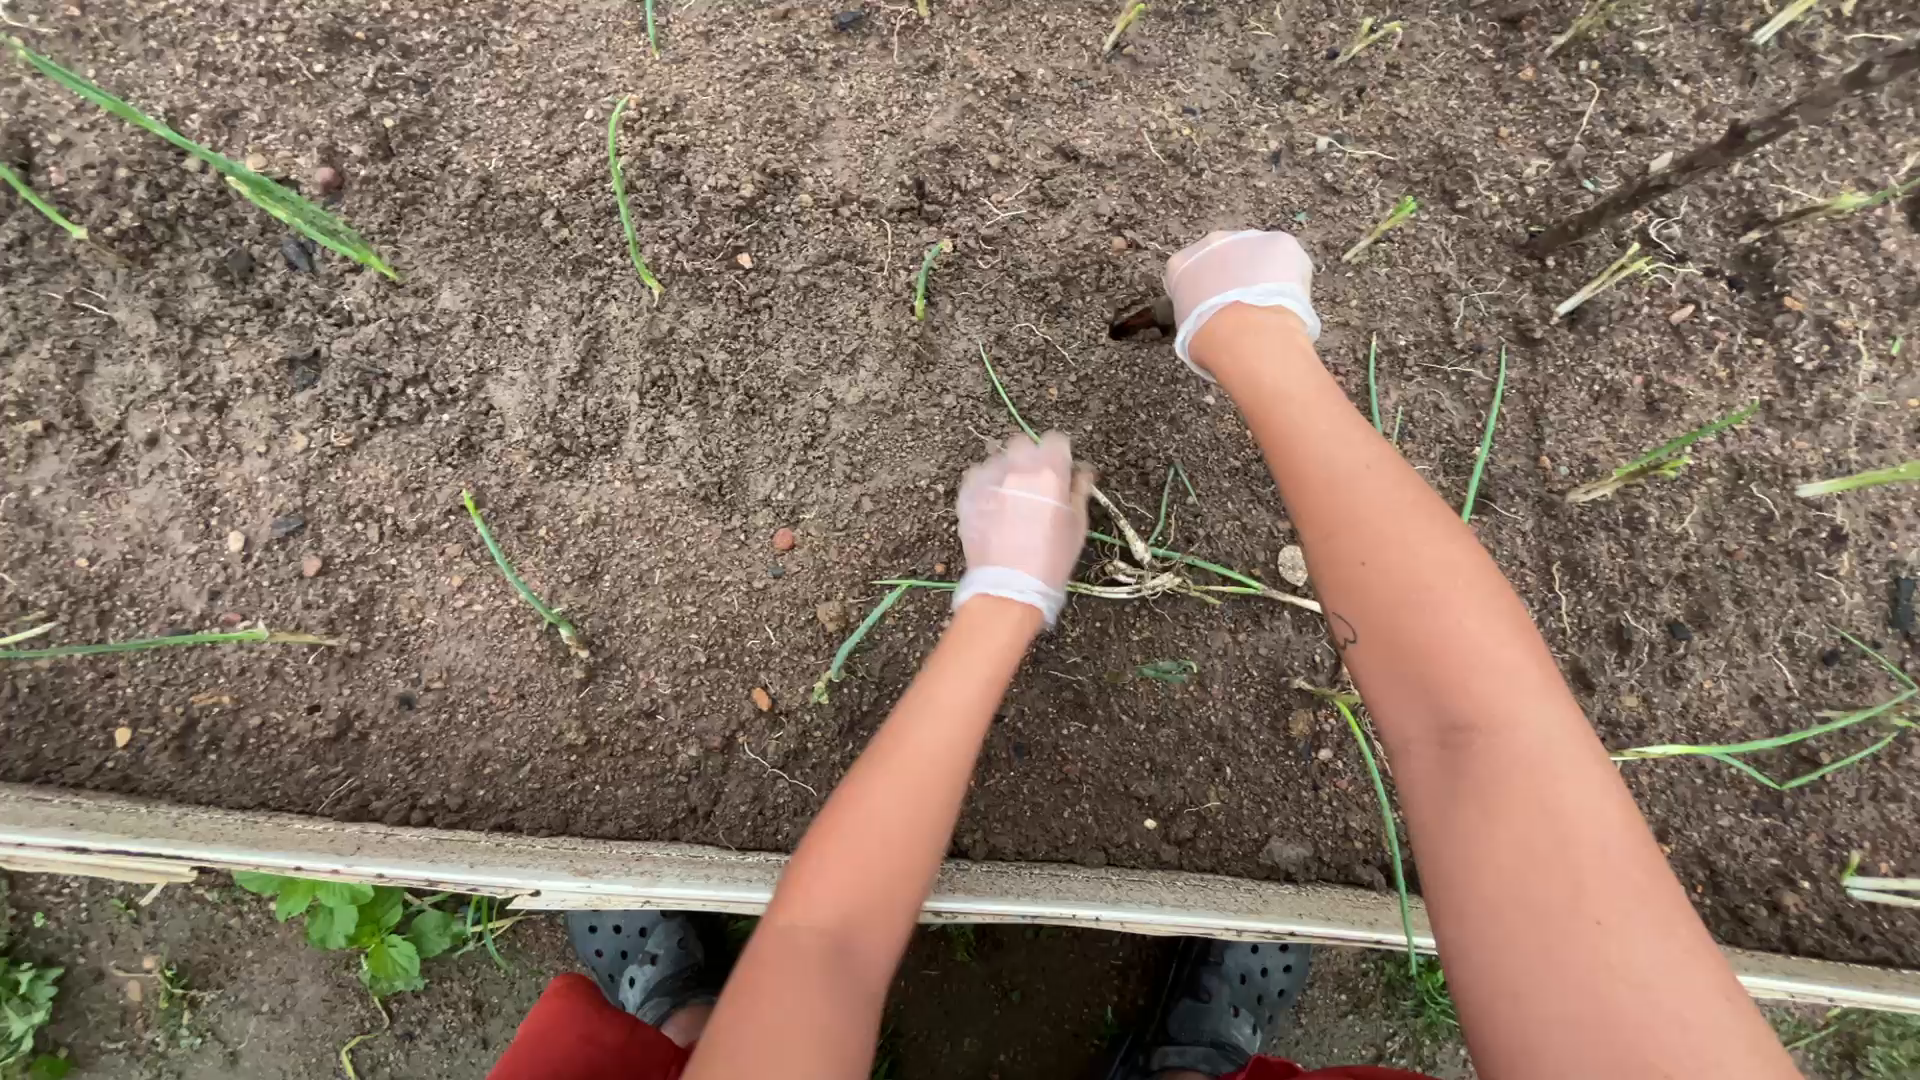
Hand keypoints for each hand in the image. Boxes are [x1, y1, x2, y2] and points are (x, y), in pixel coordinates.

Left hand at [953, 431, 1090, 626]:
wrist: (1009, 587)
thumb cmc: (1050, 561)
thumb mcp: (1077, 526)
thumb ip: (1079, 491)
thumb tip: (1082, 473)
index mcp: (1050, 474)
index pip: (1055, 440)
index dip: (1058, 453)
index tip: (1058, 465)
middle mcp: (1018, 470)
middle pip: (1022, 444)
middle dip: (1029, 456)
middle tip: (1033, 481)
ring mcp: (989, 480)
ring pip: (997, 459)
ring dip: (1006, 470)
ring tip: (1010, 497)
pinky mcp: (968, 494)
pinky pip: (976, 476)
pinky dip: (985, 484)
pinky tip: (992, 504)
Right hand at [1164, 230, 1320, 378]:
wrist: (1245, 335)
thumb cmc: (1210, 340)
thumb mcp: (1185, 333)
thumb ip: (1194, 314)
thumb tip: (1208, 320)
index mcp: (1180, 264)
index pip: (1187, 273)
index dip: (1200, 292)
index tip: (1208, 308)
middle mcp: (1210, 243)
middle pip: (1222, 255)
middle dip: (1231, 276)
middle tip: (1240, 305)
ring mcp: (1247, 238)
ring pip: (1256, 254)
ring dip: (1260, 274)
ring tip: (1267, 306)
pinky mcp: (1280, 242)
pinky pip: (1285, 258)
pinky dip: (1288, 276)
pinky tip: (1286, 300)